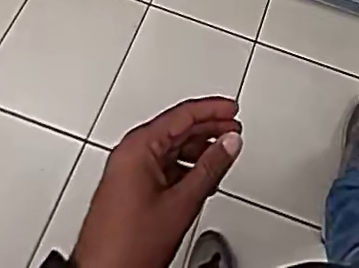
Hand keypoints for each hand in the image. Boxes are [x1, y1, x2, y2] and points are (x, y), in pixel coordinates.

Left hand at [73, 97, 242, 267]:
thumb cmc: (126, 249)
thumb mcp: (180, 203)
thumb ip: (210, 168)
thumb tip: (229, 142)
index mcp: (138, 147)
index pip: (183, 115)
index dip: (212, 110)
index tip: (232, 109)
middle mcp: (130, 154)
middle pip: (177, 129)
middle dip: (208, 129)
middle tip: (232, 130)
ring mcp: (127, 172)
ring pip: (171, 149)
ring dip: (198, 151)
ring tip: (222, 155)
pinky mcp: (128, 189)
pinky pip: (163, 167)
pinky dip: (185, 169)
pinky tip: (201, 179)